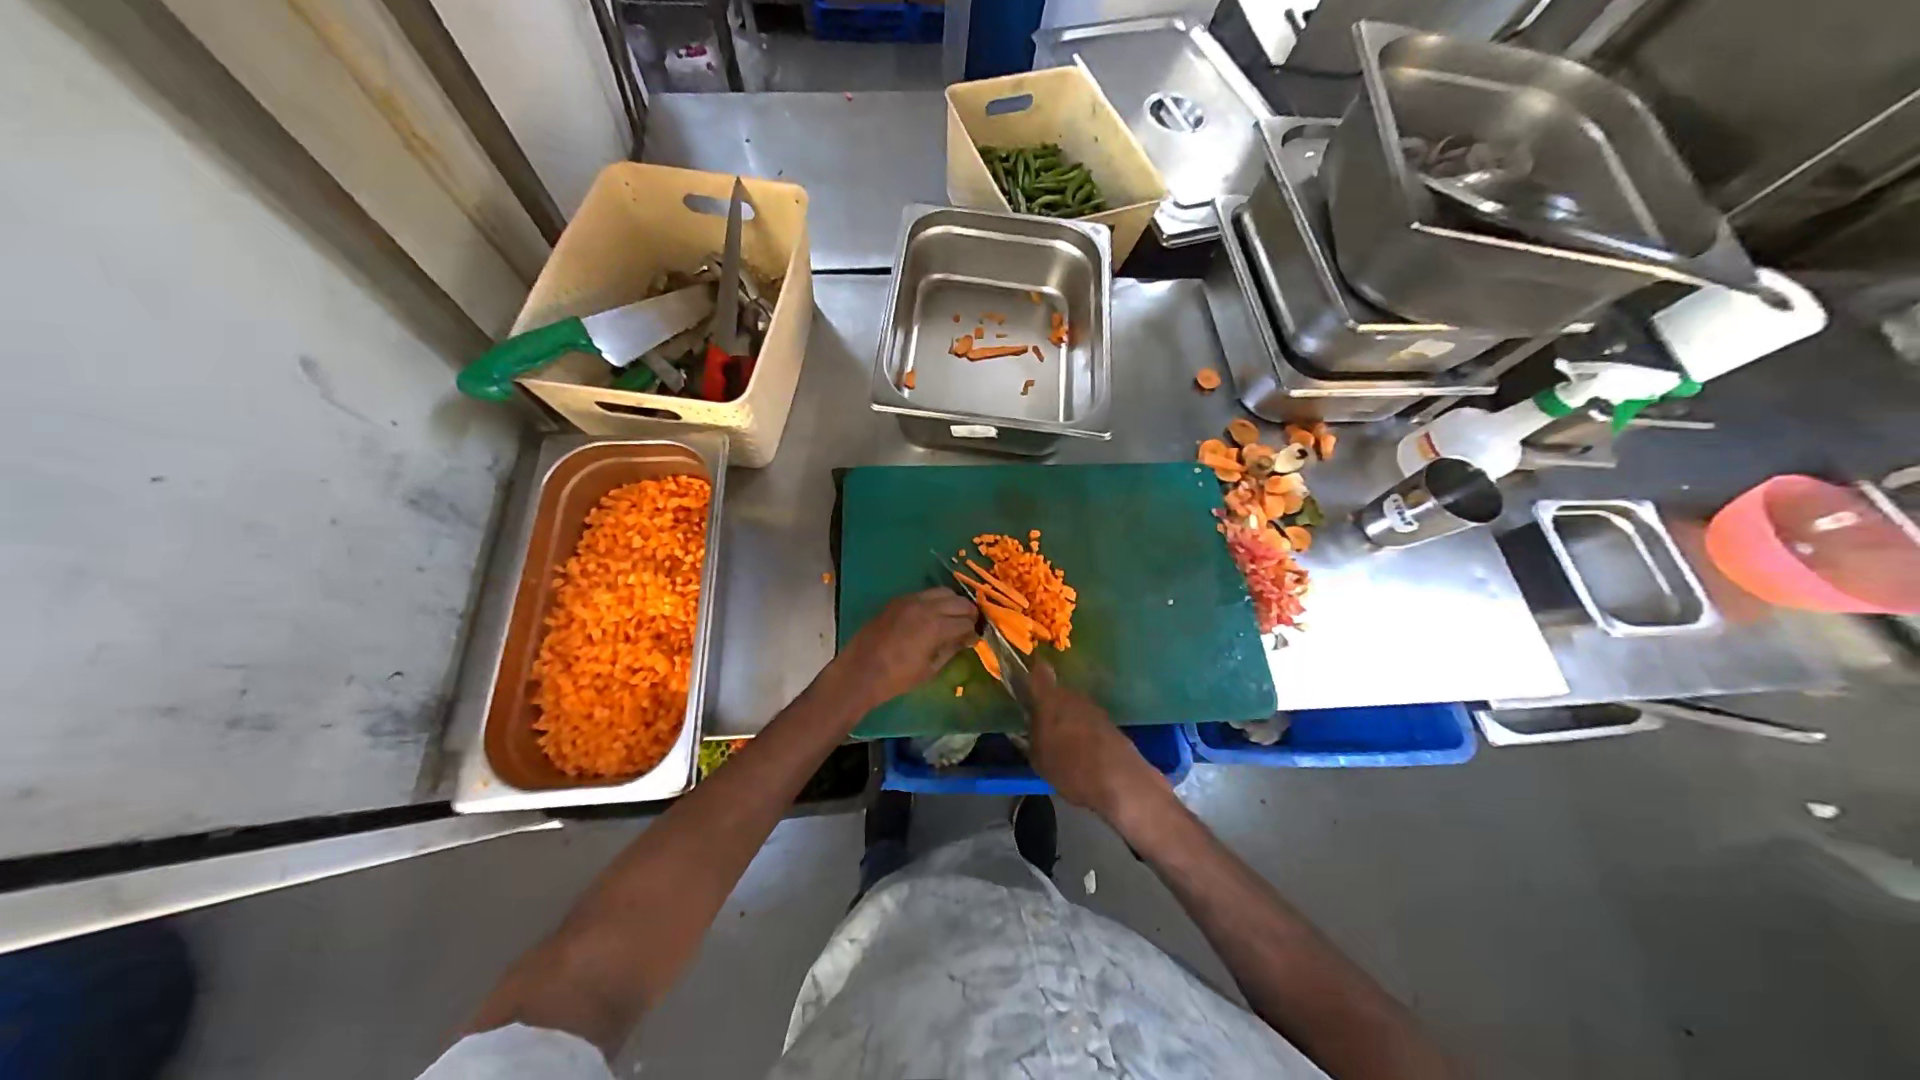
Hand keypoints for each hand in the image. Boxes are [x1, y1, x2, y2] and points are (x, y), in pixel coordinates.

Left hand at [832, 588, 978, 711]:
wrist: (860, 671)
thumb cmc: (897, 678)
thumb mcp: (930, 668)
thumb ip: (951, 648)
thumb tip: (967, 638)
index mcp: (935, 627)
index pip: (966, 622)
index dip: (974, 631)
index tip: (974, 638)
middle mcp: (925, 607)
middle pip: (958, 602)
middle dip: (968, 613)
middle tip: (969, 626)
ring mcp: (910, 600)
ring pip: (942, 592)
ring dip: (953, 603)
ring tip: (953, 618)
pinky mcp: (897, 600)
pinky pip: (924, 594)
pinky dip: (935, 600)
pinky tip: (933, 615)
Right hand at [1027, 661, 1172, 821]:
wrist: (1119, 780)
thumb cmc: (1069, 768)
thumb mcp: (1037, 759)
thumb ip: (1030, 737)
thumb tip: (1029, 726)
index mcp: (1049, 699)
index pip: (1038, 671)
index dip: (1032, 671)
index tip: (1025, 679)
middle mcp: (1072, 695)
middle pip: (1056, 691)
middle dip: (1048, 703)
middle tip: (1039, 722)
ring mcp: (1093, 707)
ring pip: (1073, 705)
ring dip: (1066, 717)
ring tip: (1060, 740)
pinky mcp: (1109, 721)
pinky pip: (1087, 719)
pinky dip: (1081, 728)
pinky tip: (1080, 749)